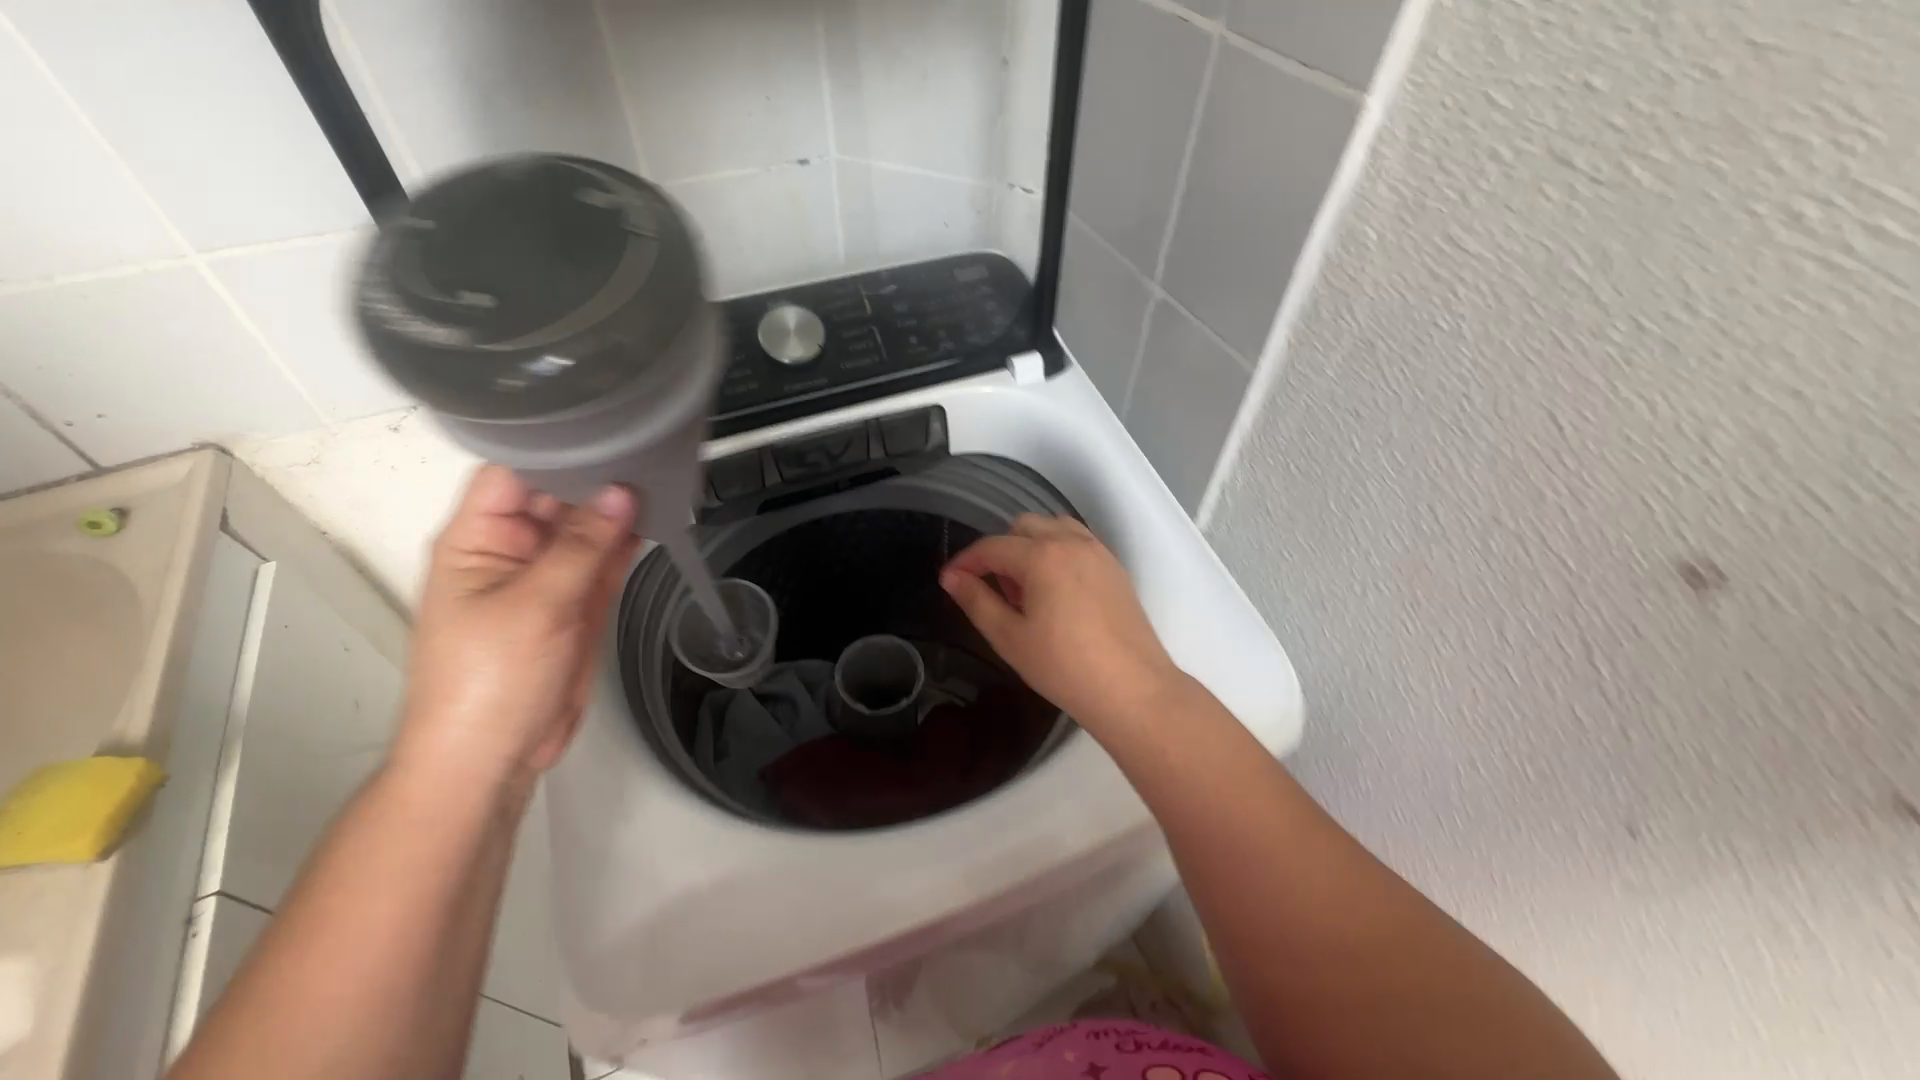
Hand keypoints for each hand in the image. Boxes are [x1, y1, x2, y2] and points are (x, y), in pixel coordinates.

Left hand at [393, 466, 640, 791]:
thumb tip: (622, 492)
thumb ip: (581, 547)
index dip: (557, 447)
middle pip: (558, 494)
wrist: (493, 756)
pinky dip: (630, 541)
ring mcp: (548, 575)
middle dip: (600, 474)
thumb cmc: (487, 682)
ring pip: (588, 526)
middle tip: (651, 444)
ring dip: (621, 507)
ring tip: (665, 472)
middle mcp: (512, 548)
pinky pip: (606, 559)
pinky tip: (658, 515)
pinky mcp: (578, 601)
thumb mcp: (534, 606)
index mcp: (477, 537)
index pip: (514, 471)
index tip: (608, 425)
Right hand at [940, 515, 1186, 729]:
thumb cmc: (1065, 668)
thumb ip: (977, 601)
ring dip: (1031, 546)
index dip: (965, 562)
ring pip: (1053, 528)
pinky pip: (1078, 542)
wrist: (1132, 689)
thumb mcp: (1009, 638)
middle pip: (1023, 527)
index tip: (950, 580)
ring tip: (1026, 590)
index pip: (992, 546)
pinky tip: (1055, 593)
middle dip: (1000, 551)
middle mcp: (1072, 542)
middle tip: (995, 592)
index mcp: (1043, 556)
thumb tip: (952, 578)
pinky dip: (1058, 552)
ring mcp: (1099, 552)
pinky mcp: (1115, 568)